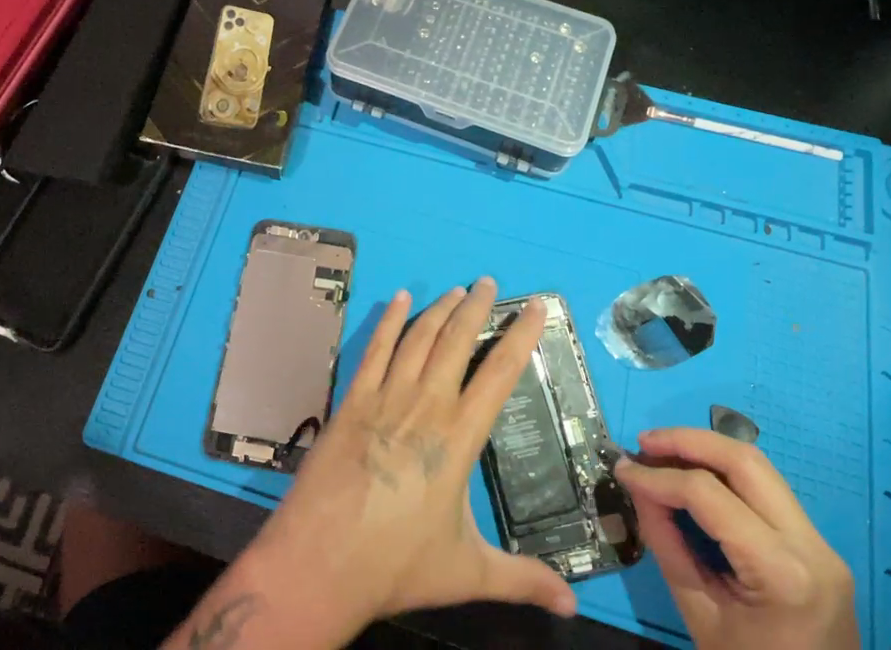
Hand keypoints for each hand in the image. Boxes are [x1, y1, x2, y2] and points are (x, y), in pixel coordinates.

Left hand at [251, 280, 575, 629]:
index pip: (499, 374)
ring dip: (438, 310)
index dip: (520, 337)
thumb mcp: (468, 573)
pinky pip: (374, 350)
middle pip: (456, 341)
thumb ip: (522, 581)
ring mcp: (383, 398)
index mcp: (458, 437)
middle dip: (476, 308)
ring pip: (417, 338)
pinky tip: (398, 299)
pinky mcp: (350, 401)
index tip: (535, 308)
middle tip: (489, 283)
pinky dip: (388, 321)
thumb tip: (571, 606)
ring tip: (455, 291)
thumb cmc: (396, 564)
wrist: (319, 561)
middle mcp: (424, 405)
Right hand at [616, 428, 856, 649]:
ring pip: (762, 469)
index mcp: (782, 573)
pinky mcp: (819, 546)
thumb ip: (668, 546)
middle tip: (643, 443)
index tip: (622, 470)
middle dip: (688, 441)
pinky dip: (727, 475)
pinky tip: (694, 476)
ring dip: (708, 451)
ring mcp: (822, 543)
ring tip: (662, 453)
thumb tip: (640, 489)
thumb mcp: (699, 616)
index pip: (710, 495)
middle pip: (746, 462)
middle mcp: (811, 546)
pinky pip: (769, 493)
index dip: (659, 476)